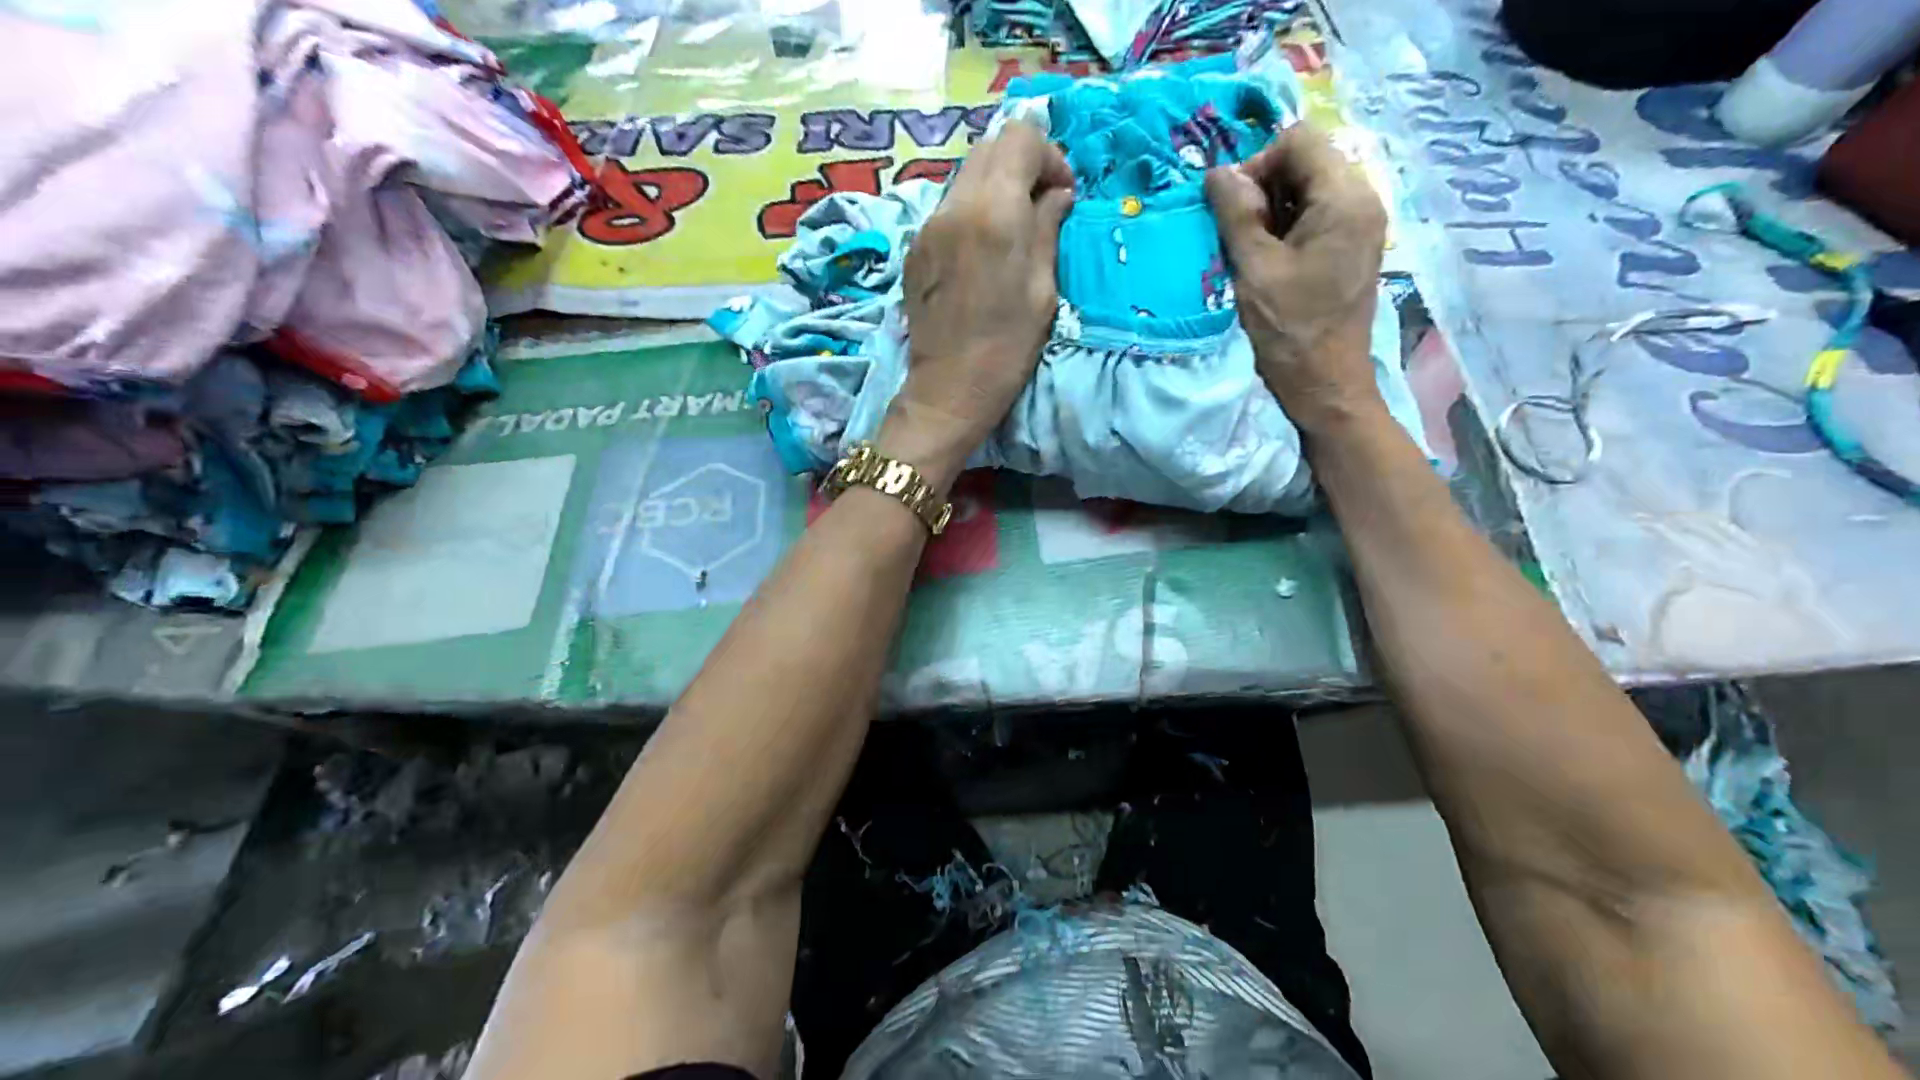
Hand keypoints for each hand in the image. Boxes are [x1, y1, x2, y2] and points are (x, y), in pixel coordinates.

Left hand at [878, 121, 1074, 491]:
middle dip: (1022, 164)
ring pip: (966, 174)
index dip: (1049, 156)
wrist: (949, 388)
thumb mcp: (1043, 288)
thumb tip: (1056, 194)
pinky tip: (982, 249)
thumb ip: (1047, 228)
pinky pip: (948, 206)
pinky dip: (972, 210)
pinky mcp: (915, 247)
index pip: (1021, 137)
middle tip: (1040, 205)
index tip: (1062, 195)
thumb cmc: (1007, 346)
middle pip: (990, 147)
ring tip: (1011, 228)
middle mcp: (955, 206)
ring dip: (995, 186)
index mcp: (993, 212)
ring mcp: (928, 225)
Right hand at [1205, 125, 1389, 434]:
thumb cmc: (1289, 329)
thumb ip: (1236, 213)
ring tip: (1252, 252)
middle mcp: (1362, 199)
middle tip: (1238, 233)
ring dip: (1272, 210)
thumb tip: (1216, 173)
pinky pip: (1316, 215)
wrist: (1326, 383)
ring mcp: (1361, 224)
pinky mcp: (1352, 246)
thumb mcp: (1254, 269)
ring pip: (1308, 188)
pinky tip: (1269, 262)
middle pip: (1306, 160)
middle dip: (1264, 187)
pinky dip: (1287, 227)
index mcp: (1344, 197)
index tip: (1233, 209)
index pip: (1298, 141)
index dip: (1257, 164)